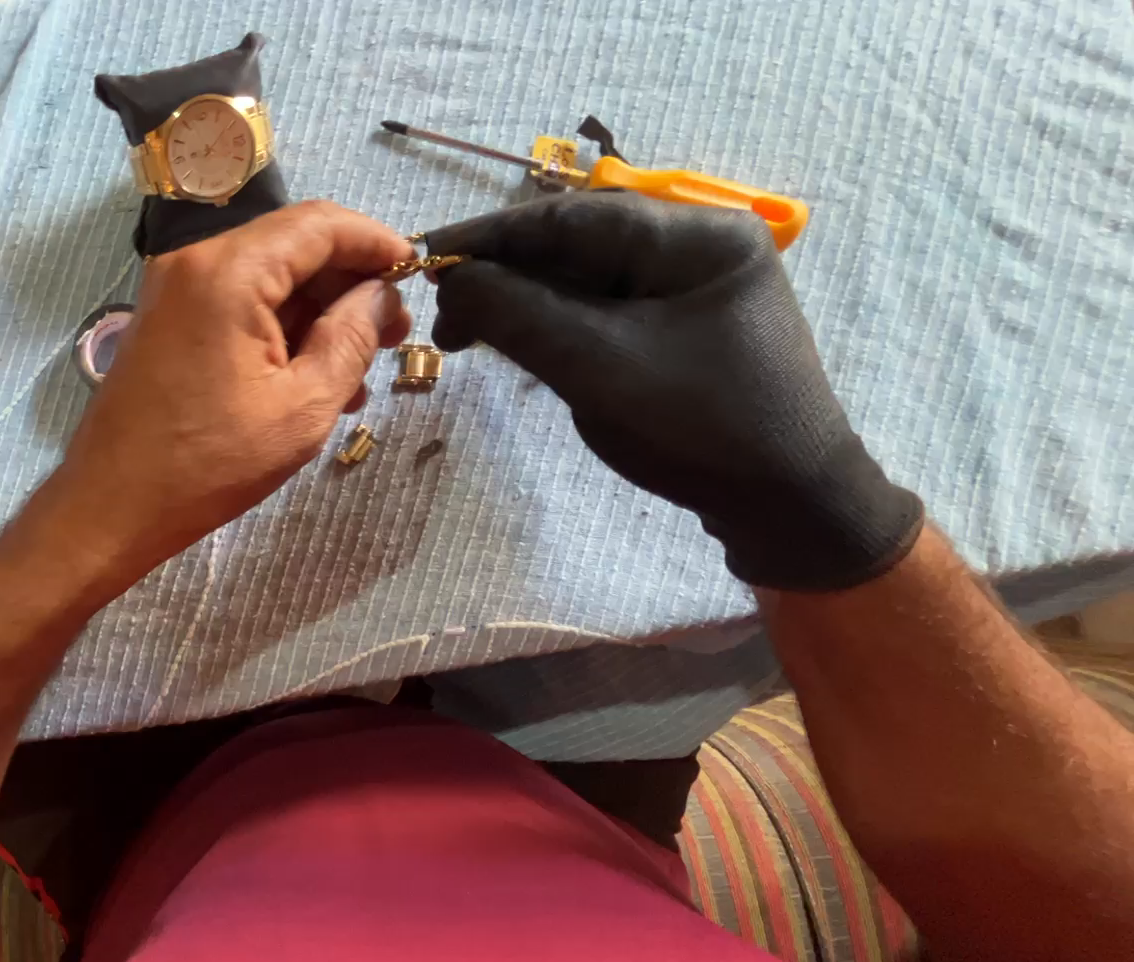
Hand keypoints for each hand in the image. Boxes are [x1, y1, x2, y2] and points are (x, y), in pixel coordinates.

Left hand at [46, 201, 413, 581]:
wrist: (112, 508)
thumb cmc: (209, 465)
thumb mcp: (302, 407)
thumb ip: (351, 338)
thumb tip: (379, 295)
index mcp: (229, 271)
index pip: (320, 224)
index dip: (376, 244)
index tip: (416, 275)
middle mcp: (195, 264)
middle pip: (292, 250)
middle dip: (348, 287)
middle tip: (391, 337)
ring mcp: (174, 295)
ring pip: (266, 284)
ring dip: (316, 318)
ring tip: (357, 374)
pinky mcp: (167, 327)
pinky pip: (236, 311)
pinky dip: (277, 335)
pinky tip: (311, 381)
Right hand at [426, 193, 920, 590]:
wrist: (781, 502)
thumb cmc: (697, 428)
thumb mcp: (596, 366)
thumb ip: (518, 314)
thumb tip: (453, 280)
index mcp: (693, 237)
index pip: (568, 217)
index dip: (487, 236)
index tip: (423, 258)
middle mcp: (690, 247)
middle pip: (572, 244)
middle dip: (499, 273)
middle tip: (440, 311)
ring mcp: (682, 288)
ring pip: (577, 278)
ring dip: (515, 301)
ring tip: (463, 333)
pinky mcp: (669, 327)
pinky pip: (592, 310)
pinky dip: (543, 323)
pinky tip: (508, 340)